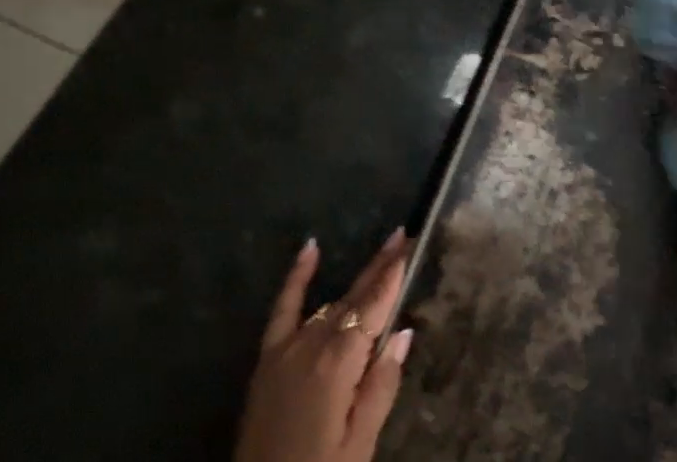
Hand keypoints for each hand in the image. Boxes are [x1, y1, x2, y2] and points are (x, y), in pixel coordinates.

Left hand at [234, 231, 414, 461]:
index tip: (408, 244)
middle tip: (401, 235)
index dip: (392, 275)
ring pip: (329, 304)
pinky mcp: (268, 357)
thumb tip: (403, 334)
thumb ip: (382, 385)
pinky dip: (297, 277)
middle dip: (380, 266)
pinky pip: (284, 308)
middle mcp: (312, 345)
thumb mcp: (361, 441)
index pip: (373, 308)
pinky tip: (310, 249)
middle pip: (354, 298)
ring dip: (356, 278)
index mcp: (339, 364)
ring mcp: (286, 348)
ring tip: (381, 252)